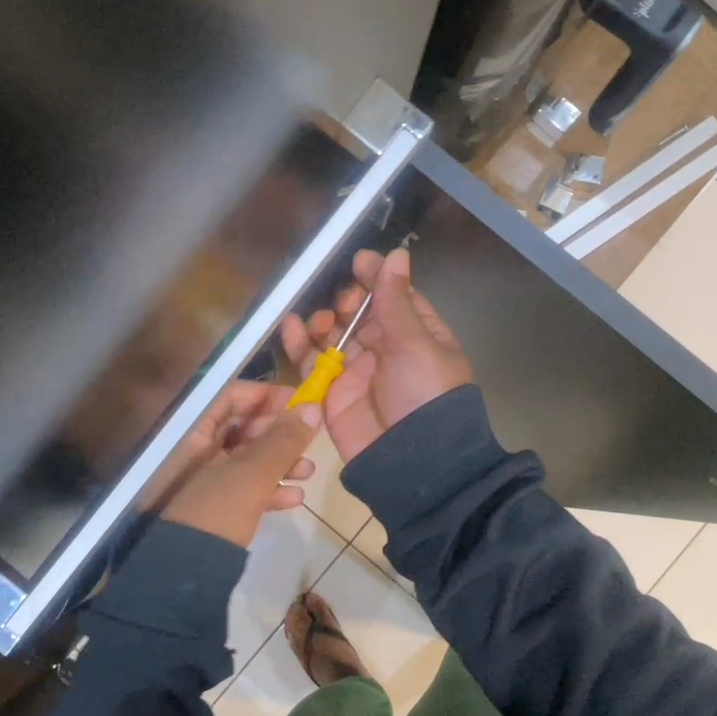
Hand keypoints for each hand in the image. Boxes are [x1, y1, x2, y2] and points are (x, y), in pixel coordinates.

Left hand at [141, 381, 322, 546]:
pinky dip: (267, 489)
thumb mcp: (252, 474)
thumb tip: (312, 408)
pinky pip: (242, 488)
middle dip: (279, 434)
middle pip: (241, 428)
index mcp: (189, 433)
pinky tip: (293, 498)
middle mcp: (191, 451)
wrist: (185, 573)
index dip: (266, 396)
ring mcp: (200, 480)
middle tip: (309, 439)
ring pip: (246, 460)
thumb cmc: (215, 511)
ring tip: (308, 472)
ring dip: (279, 463)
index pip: (229, 396)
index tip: (300, 403)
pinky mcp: (212, 507)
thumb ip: (283, 440)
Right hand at [280, 246, 471, 461]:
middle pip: (359, 315)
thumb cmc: (425, 395)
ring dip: (321, 322)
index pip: (394, 297)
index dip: (377, 278)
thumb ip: (396, 301)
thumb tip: (396, 254)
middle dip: (346, 302)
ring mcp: (357, 373)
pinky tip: (291, 328)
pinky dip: (299, 345)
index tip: (359, 261)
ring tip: (320, 322)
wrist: (411, 460)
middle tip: (343, 303)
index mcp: (417, 336)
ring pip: (332, 336)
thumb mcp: (416, 344)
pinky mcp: (330, 394)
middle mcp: (386, 351)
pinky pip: (311, 364)